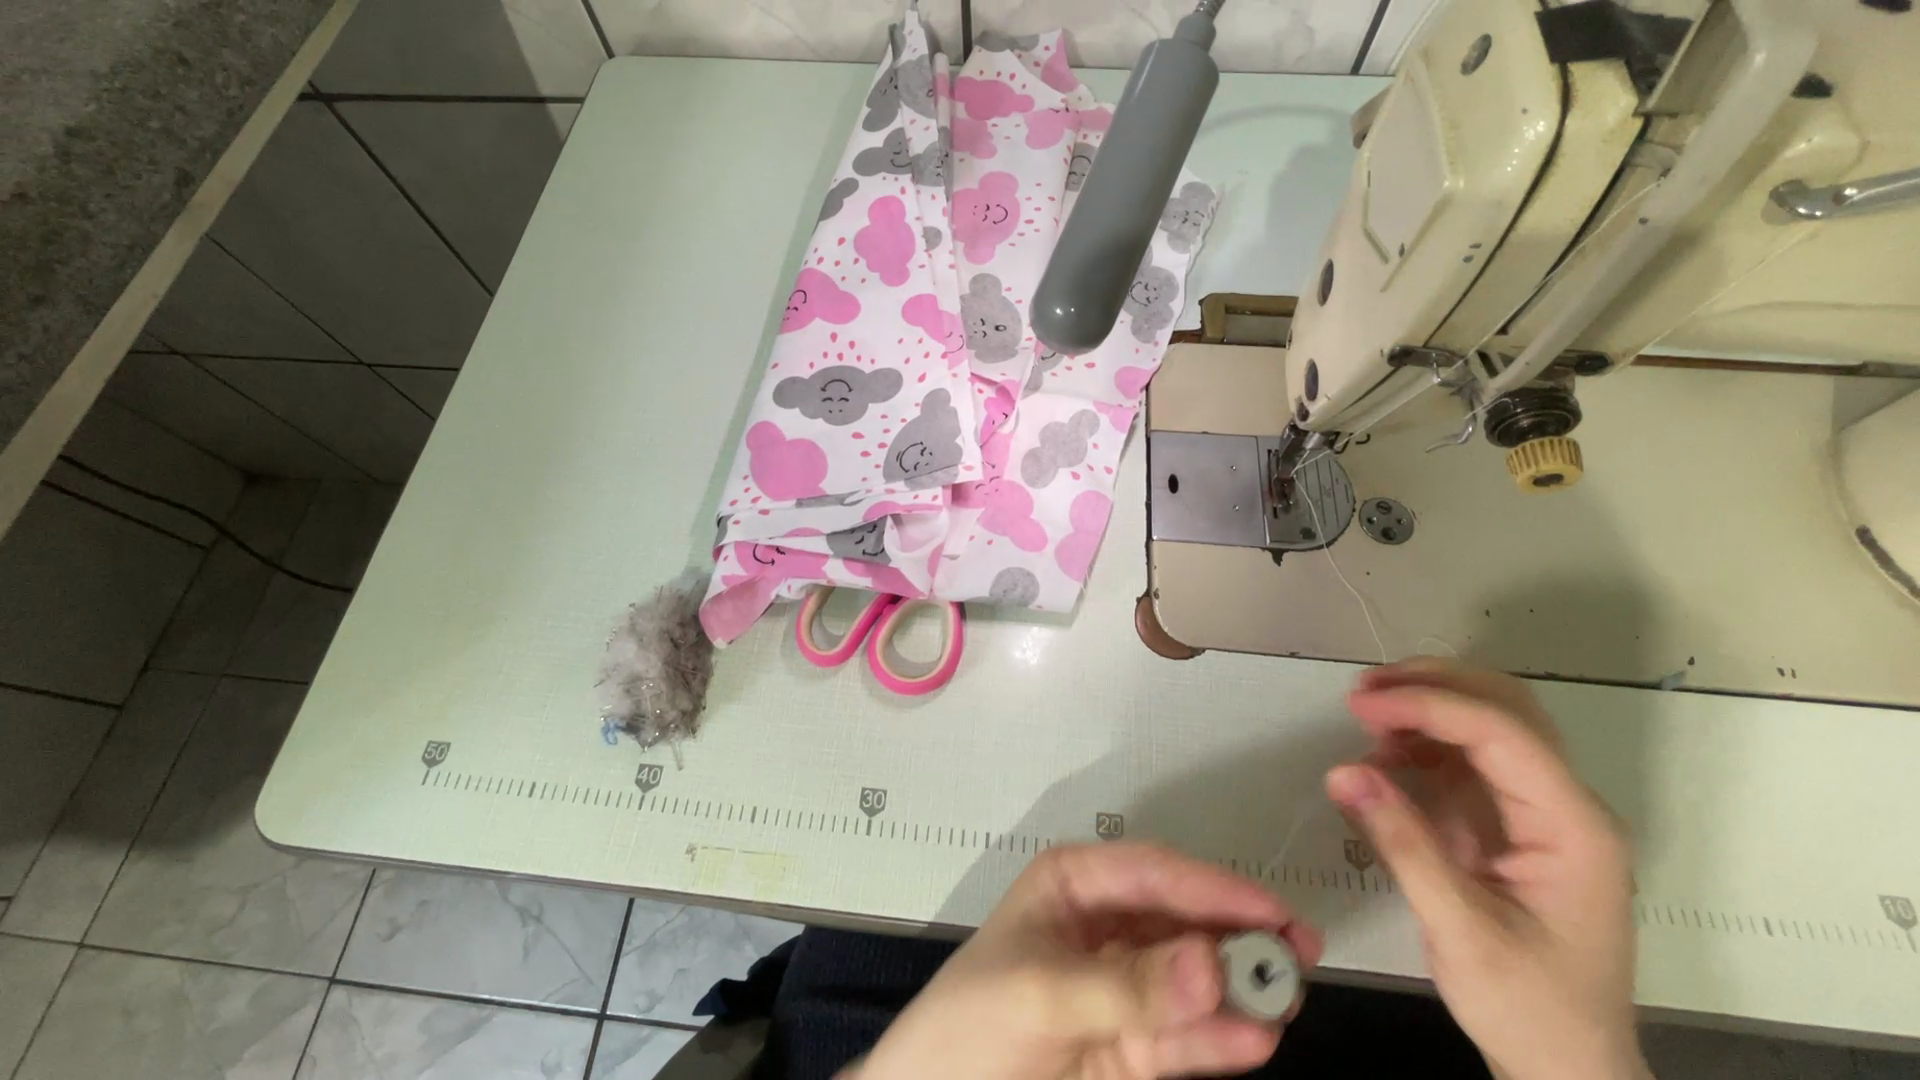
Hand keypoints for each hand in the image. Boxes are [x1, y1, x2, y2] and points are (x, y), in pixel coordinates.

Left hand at [853, 843, 1322, 1079]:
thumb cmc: (974, 1022)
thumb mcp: (1042, 993)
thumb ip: (1128, 986)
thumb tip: (1213, 965)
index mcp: (1076, 884)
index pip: (1155, 873)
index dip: (1215, 888)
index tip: (1273, 911)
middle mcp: (1108, 924)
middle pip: (1185, 921)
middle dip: (1238, 936)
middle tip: (1300, 955)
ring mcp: (1125, 986)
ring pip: (1194, 978)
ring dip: (1238, 989)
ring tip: (1286, 1003)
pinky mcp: (1134, 1044)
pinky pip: (1184, 1036)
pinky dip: (1219, 1039)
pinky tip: (1254, 1042)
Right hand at [1325, 660, 1648, 1079]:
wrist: (1568, 1066)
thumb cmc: (1527, 1006)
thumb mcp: (1461, 931)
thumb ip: (1404, 846)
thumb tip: (1344, 771)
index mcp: (1572, 826)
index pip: (1503, 733)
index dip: (1430, 705)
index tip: (1361, 704)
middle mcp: (1563, 805)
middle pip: (1507, 709)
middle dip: (1434, 686)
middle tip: (1363, 692)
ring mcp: (1538, 813)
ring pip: (1489, 726)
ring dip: (1427, 710)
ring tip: (1366, 720)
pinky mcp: (1509, 825)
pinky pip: (1467, 763)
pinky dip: (1422, 748)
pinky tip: (1383, 761)